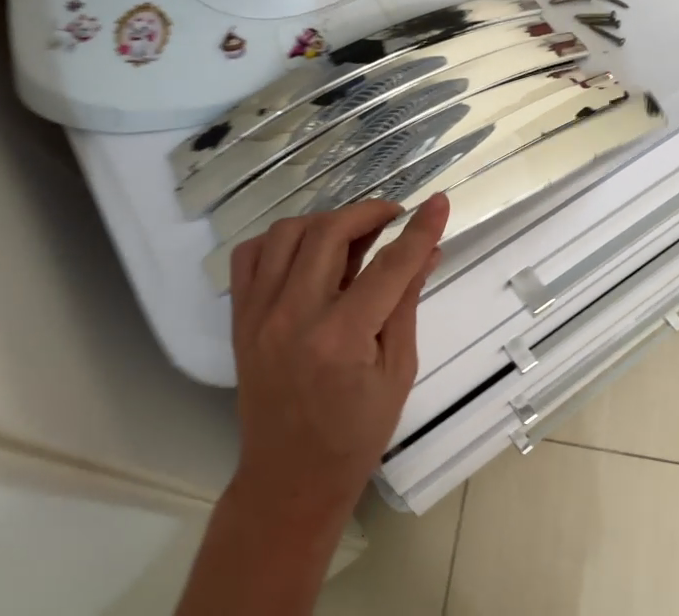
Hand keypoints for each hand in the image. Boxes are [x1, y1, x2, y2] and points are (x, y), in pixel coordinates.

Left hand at [227, 194, 449, 518]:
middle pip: (330, 233)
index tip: (438, 202)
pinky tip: (306, 250)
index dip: (418, 230)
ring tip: (353, 234)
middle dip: (369, 213)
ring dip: (325, 221)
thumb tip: (427, 252)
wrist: (290, 478)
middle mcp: (293, 316)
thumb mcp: (397, 372)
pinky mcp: (240, 318)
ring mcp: (259, 315)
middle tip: (394, 217)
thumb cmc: (355, 435)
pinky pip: (250, 255)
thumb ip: (406, 305)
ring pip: (287, 233)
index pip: (388, 266)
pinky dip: (280, 239)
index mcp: (341, 338)